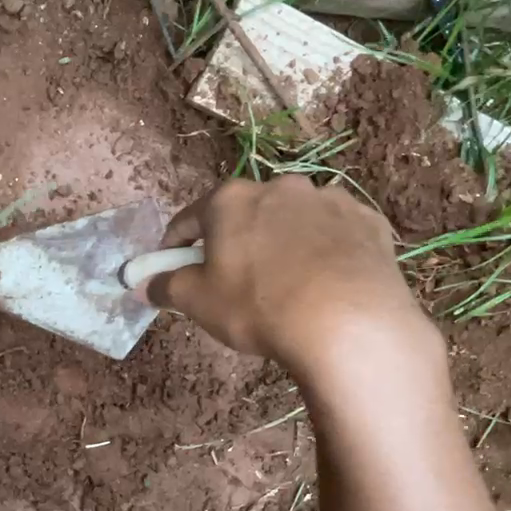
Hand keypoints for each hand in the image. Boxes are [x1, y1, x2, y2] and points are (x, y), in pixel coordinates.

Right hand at [143, 177, 439, 381]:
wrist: (348, 323)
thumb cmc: (256, 306)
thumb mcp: (195, 302)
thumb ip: (165, 286)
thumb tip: (144, 283)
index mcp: (230, 201)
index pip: (187, 219)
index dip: (173, 247)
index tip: (171, 270)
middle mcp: (280, 187)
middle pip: (242, 215)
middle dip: (231, 242)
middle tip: (229, 282)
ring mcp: (329, 200)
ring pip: (289, 221)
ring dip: (277, 244)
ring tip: (281, 286)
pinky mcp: (367, 221)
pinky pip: (330, 234)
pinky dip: (319, 252)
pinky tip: (319, 284)